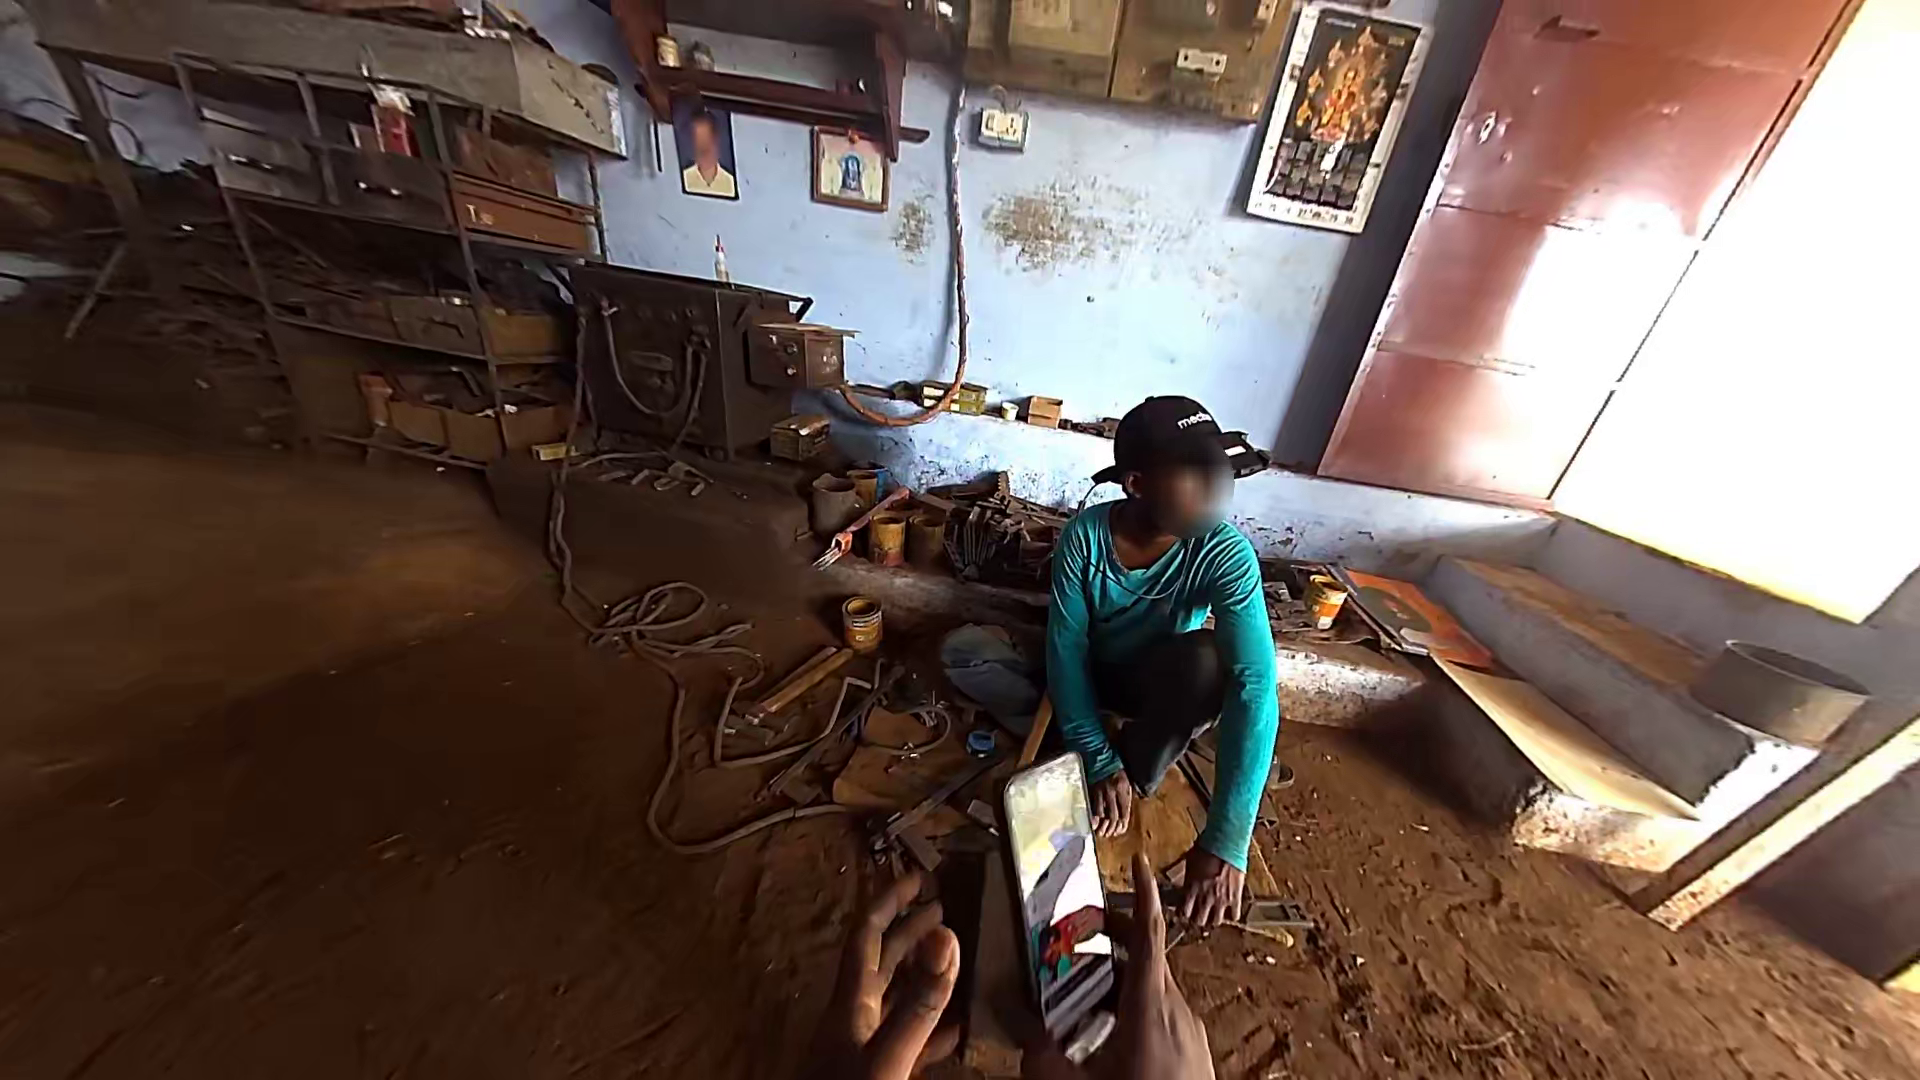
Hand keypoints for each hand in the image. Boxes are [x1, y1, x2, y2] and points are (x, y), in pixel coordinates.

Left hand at [811, 870, 960, 1079]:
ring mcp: (862, 1047)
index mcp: (850, 1000)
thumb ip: (918, 1003)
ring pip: (895, 997)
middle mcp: (854, 1015)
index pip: (867, 932)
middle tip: (942, 909)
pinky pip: (905, 1039)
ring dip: (922, 973)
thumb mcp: (885, 1056)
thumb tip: (947, 937)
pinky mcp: (874, 1075)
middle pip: (883, 959)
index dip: (889, 899)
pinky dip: (930, 1025)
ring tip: (952, 956)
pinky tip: (955, 1028)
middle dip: (910, 929)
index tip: (919, 878)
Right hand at [1020, 852, 1214, 1079]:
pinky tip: (1114, 1034)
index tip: (1139, 860)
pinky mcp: (1197, 1055)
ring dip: (1122, 974)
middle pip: (1146, 952)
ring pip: (1154, 984)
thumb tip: (1021, 1029)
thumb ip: (1043, 1054)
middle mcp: (1176, 1009)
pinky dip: (1137, 1003)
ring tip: (1088, 991)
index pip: (1149, 931)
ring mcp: (1191, 1034)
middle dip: (1114, 932)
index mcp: (1150, 1005)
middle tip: (1080, 930)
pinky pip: (1164, 1011)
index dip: (1143, 892)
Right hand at [1090, 773, 1134, 837]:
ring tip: (1101, 833)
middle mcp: (1112, 792)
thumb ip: (1125, 796)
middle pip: (1113, 816)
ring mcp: (1100, 792)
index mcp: (1122, 789)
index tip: (1120, 830)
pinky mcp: (1091, 791)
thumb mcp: (1125, 781)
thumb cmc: (1115, 769)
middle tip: (1110, 834)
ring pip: (1102, 814)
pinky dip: (1093, 818)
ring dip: (1102, 826)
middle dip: (1112, 828)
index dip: (1122, 824)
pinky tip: (1093, 824)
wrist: (1100, 757)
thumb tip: (1124, 814)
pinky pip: (1092, 807)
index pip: (1124, 812)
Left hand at [1177, 847, 1242, 927]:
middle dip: (1197, 919)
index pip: (1184, 912)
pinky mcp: (1235, 899)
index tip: (1184, 912)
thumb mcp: (1190, 862)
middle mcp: (1205, 898)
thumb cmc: (1205, 849)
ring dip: (1213, 918)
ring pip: (1216, 922)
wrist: (1225, 844)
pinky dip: (1231, 915)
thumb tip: (1187, 885)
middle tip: (1198, 915)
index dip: (1184, 913)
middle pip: (1199, 921)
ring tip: (1213, 915)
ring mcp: (1221, 900)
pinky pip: (1234, 916)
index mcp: (1191, 888)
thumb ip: (1189, 878)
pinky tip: (1229, 911)